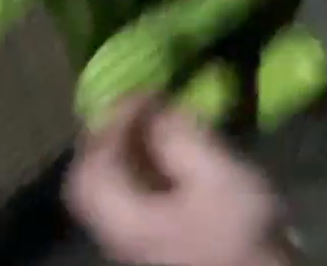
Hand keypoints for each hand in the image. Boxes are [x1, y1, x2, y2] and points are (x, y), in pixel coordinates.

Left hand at [66, 97, 282, 265]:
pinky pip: (125, 192)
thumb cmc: (237, 225)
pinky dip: (134, 162)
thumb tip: (160, 109)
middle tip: (133, 101)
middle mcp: (115, 229)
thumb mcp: (218, 176)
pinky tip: (162, 148)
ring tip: (146, 116)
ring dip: (118, 147)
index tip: (144, 90)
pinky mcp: (151, 236)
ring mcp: (132, 236)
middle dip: (106, 135)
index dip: (113, 123)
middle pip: (88, 180)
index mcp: (124, 217)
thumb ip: (184, 141)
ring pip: (105, 187)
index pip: (95, 165)